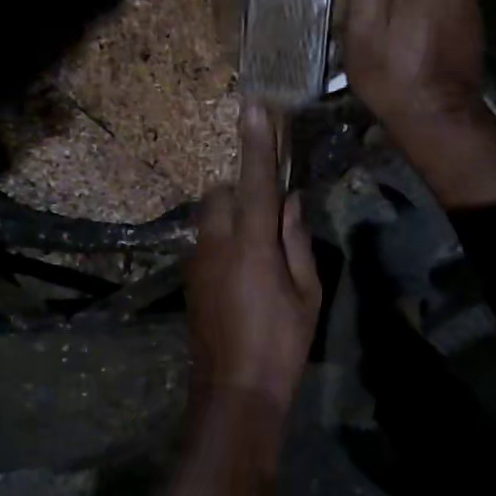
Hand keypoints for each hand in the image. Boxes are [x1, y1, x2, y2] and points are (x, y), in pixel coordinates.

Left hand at [187, 103, 322, 410]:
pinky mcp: (189, 276)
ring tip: (259, 251)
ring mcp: (196, 260)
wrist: (233, 390)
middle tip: (272, 219)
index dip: (257, 142)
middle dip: (244, 191)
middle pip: (223, 193)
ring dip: (233, 216)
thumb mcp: (307, 292)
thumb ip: (296, 239)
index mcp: (252, 244)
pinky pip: (205, 240)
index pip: (257, 181)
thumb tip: (292, 198)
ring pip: (211, 216)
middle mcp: (217, 243)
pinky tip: (242, 273)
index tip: (253, 106)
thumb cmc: (282, 342)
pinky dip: (224, 239)